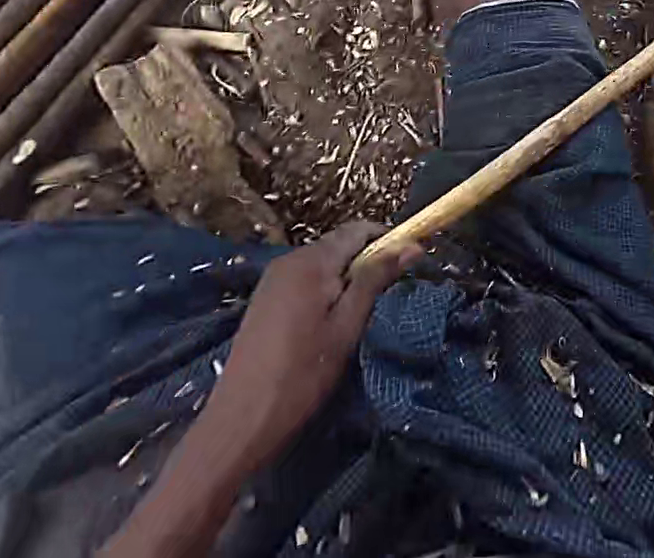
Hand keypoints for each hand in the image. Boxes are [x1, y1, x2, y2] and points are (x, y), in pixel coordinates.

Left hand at [207, 223, 420, 461]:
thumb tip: (413, 246)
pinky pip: (307, 279)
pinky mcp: (265, 300)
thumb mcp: (349, 324)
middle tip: (388, 293)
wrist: (240, 424)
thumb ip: (378, 278)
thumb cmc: (303, 373)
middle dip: (368, 260)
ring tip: (363, 310)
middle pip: (341, 244)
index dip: (388, 239)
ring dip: (349, 277)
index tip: (408, 263)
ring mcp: (272, 280)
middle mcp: (289, 260)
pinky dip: (327, 289)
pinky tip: (332, 321)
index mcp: (311, 261)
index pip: (359, 229)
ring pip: (325, 263)